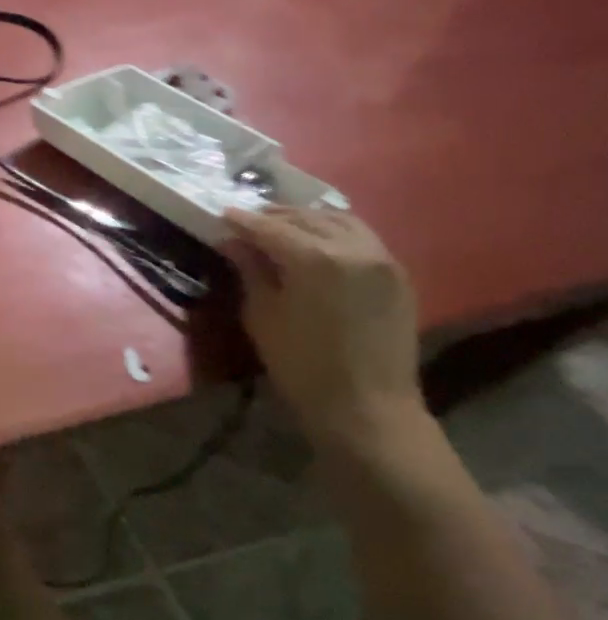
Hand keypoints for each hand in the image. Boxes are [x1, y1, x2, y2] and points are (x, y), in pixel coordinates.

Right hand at [223, 207, 424, 434]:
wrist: (366, 404)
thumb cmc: (301, 363)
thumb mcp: (262, 315)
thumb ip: (251, 271)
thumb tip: (234, 242)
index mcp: (316, 259)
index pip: (271, 228)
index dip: (243, 221)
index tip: (221, 215)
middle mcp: (355, 249)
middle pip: (309, 218)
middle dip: (275, 216)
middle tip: (247, 220)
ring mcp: (383, 259)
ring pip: (342, 222)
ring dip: (308, 219)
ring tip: (282, 227)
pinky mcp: (398, 275)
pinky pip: (363, 238)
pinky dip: (335, 232)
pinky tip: (316, 244)